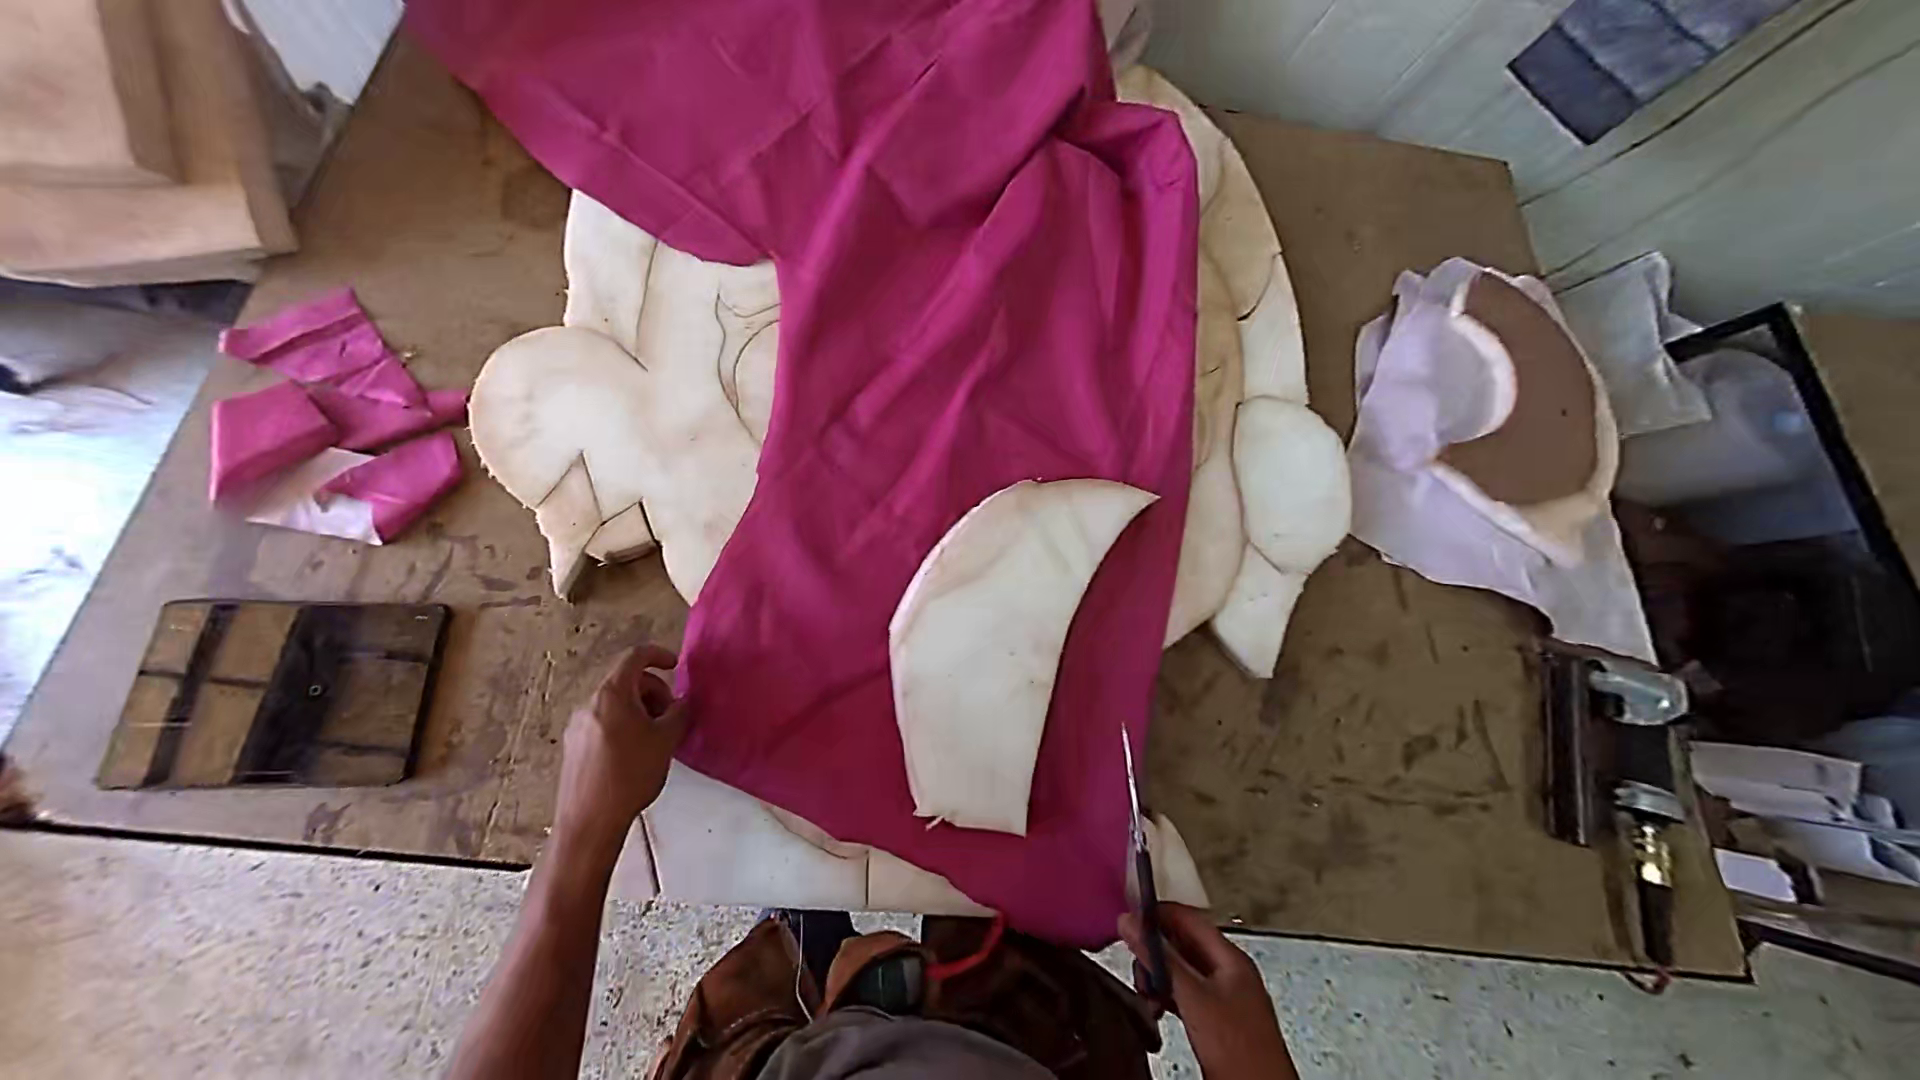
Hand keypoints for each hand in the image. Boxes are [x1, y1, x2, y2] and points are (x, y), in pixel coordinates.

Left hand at [552, 644, 687, 857]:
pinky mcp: (574, 746)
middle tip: (671, 715)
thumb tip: (681, 702)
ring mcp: (578, 725)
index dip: (658, 655)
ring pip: (616, 702)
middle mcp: (589, 703)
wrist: (589, 821)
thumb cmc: (631, 774)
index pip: (635, 657)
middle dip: (654, 690)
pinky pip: (605, 720)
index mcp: (611, 694)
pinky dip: (626, 723)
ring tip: (657, 736)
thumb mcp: (666, 739)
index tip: (675, 666)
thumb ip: (679, 711)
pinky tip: (638, 751)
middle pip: (626, 680)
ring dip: (642, 709)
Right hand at [1119, 903, 1296, 1079]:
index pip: (1188, 917)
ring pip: (1181, 970)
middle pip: (1182, 943)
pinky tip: (1155, 1008)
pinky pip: (1184, 993)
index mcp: (1229, 958)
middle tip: (1137, 966)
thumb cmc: (1236, 1049)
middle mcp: (1228, 972)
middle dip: (1155, 951)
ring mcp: (1223, 997)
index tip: (1130, 920)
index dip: (1158, 914)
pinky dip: (1167, 996)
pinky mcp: (1216, 1020)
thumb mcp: (1192, 997)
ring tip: (1145, 992)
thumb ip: (1160, 957)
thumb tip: (1129, 922)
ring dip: (1158, 976)